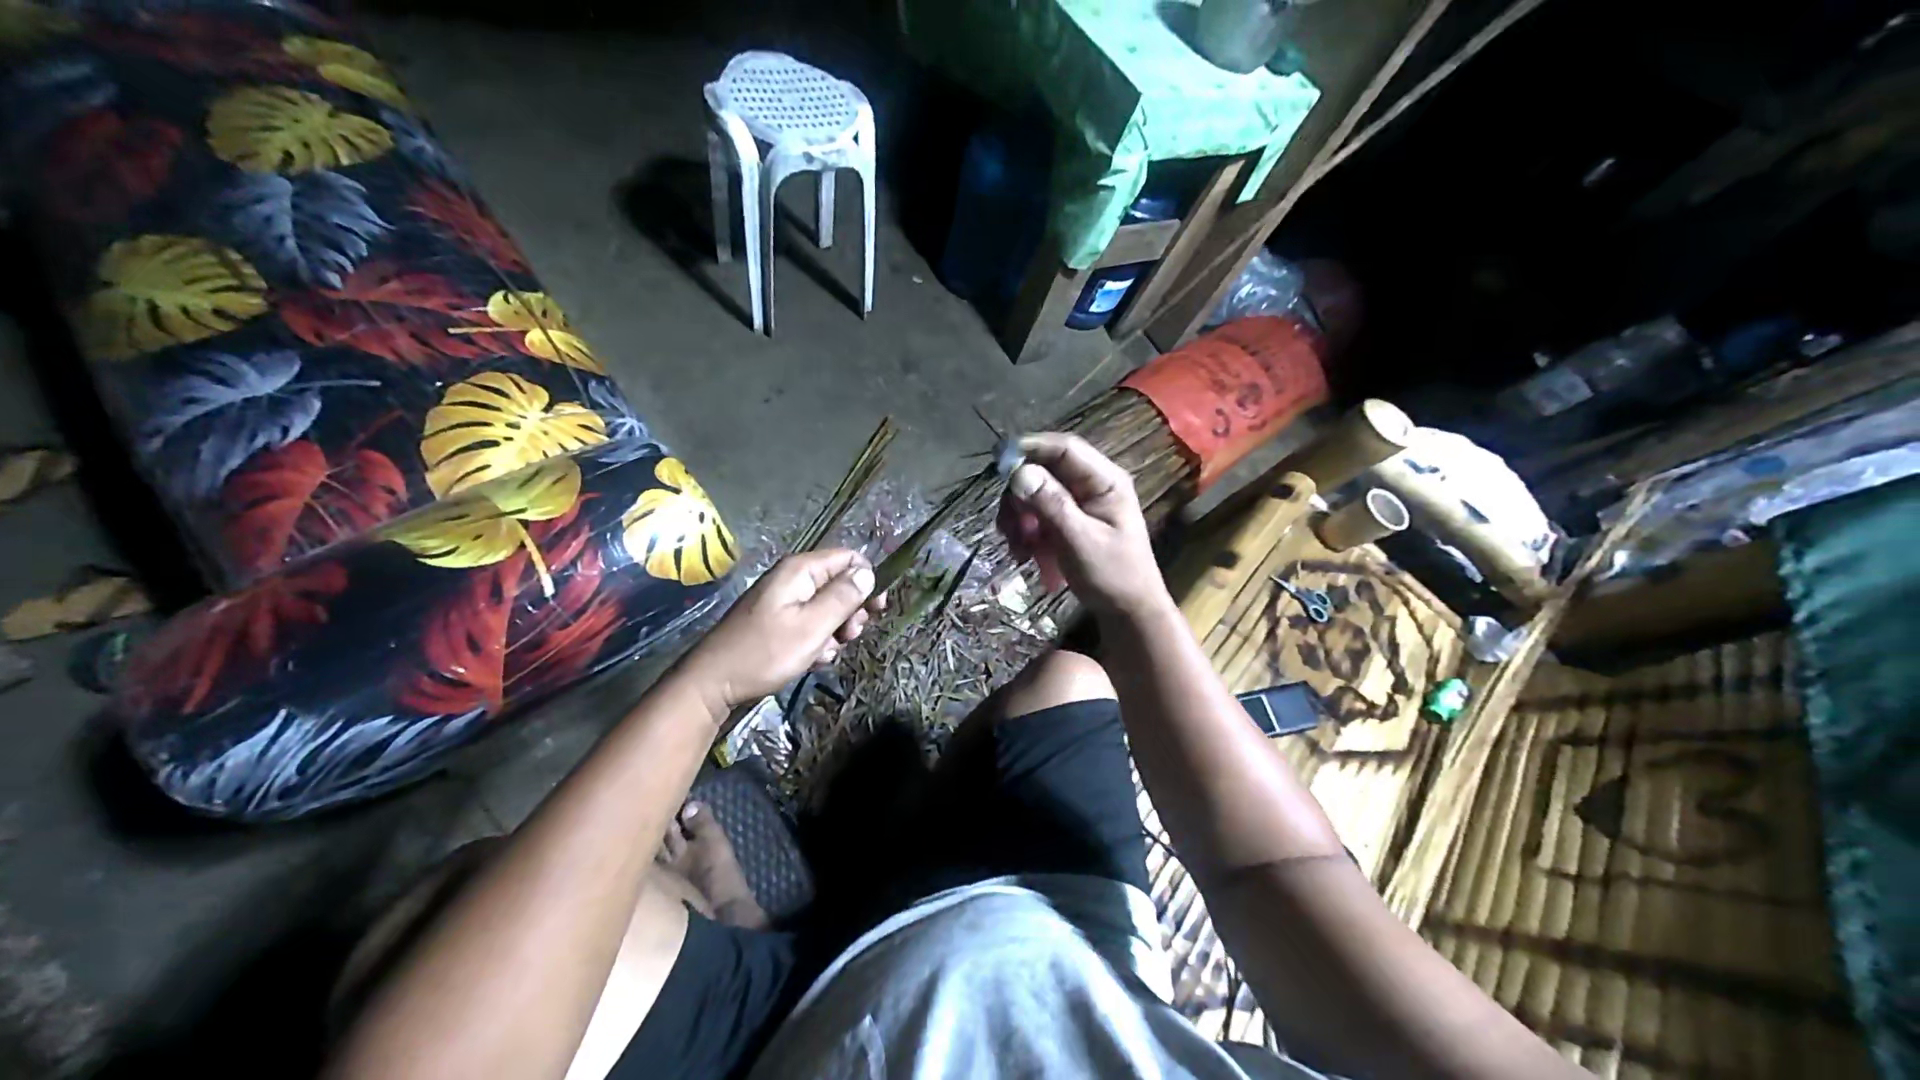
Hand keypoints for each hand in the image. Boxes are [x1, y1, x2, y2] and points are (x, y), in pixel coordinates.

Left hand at [679, 549, 884, 710]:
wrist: (714, 683)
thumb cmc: (765, 653)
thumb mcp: (812, 626)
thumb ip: (843, 597)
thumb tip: (868, 572)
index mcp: (800, 570)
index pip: (849, 558)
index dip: (867, 581)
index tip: (876, 610)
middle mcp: (793, 579)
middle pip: (840, 583)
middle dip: (852, 611)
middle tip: (850, 636)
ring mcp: (784, 601)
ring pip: (828, 608)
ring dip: (836, 631)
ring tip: (827, 652)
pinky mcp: (779, 622)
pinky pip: (811, 624)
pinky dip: (818, 641)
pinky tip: (812, 659)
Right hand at [996, 432, 1168, 618]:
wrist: (1128, 613)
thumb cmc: (1113, 576)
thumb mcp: (1080, 540)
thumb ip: (1051, 505)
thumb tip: (1019, 472)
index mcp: (1105, 481)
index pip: (1064, 449)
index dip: (1030, 449)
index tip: (997, 461)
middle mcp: (1091, 485)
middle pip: (1043, 471)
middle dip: (1020, 497)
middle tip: (1009, 527)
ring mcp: (1078, 504)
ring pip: (1034, 495)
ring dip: (1019, 519)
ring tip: (1018, 549)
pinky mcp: (1067, 522)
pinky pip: (1037, 516)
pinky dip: (1026, 533)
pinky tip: (1025, 555)